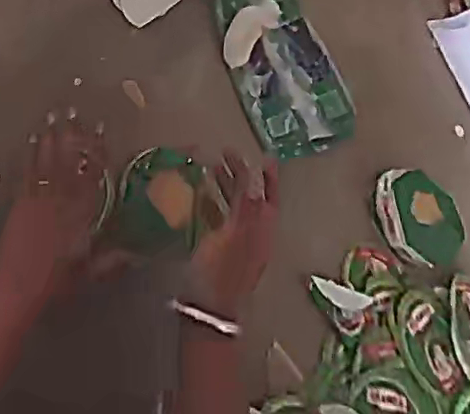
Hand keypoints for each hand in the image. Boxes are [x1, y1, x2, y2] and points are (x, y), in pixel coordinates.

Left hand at [0, 111, 108, 309]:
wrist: (19, 287)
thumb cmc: (57, 282)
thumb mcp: (89, 271)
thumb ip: (112, 259)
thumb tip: (135, 254)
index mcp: (82, 213)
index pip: (93, 174)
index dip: (97, 150)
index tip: (100, 129)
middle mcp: (63, 199)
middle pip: (70, 160)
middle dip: (73, 134)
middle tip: (74, 112)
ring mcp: (40, 197)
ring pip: (49, 160)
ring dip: (53, 137)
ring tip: (55, 116)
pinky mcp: (21, 200)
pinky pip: (29, 170)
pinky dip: (31, 153)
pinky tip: (33, 138)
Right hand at [186, 152, 279, 318]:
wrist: (207, 315)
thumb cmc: (220, 272)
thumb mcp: (233, 235)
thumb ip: (243, 204)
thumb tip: (253, 175)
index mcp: (262, 231)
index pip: (269, 197)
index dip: (267, 176)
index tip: (261, 155)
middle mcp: (255, 237)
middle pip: (253, 200)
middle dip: (242, 177)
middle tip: (226, 156)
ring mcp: (239, 247)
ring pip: (237, 210)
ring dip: (228, 188)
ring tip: (211, 170)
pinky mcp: (223, 255)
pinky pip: (223, 221)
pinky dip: (215, 205)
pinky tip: (200, 199)